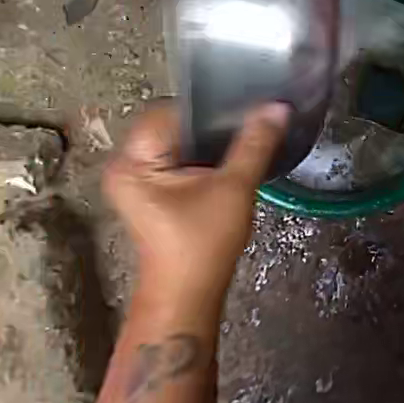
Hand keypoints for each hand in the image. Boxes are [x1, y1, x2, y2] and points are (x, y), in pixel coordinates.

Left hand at [103, 101, 288, 309]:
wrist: (188, 295)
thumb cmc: (203, 244)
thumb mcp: (234, 188)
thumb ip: (256, 143)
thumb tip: (278, 107)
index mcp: (132, 161)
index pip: (170, 111)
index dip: (207, 110)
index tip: (243, 110)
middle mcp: (126, 166)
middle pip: (172, 125)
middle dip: (210, 126)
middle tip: (247, 125)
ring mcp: (136, 181)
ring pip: (177, 142)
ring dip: (208, 142)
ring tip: (243, 140)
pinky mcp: (150, 193)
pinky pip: (177, 159)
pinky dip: (202, 157)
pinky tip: (229, 160)